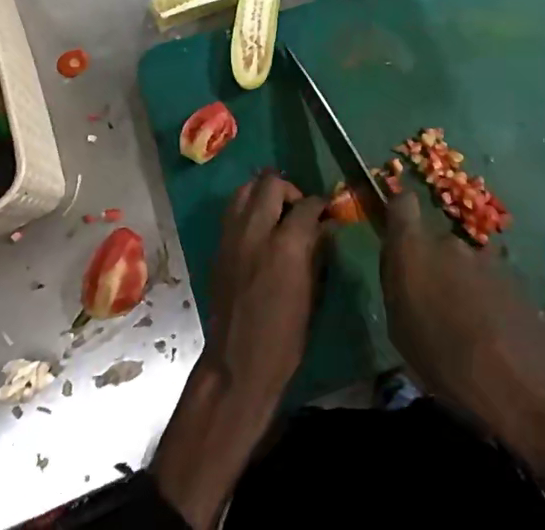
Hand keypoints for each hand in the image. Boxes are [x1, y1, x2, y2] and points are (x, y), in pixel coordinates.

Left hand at [205, 172, 328, 402]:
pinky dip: (246, 208)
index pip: (306, 206)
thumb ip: (317, 254)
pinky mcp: (218, 245)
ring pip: (244, 190)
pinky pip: (232, 211)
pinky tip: (258, 228)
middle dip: (289, 189)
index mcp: (286, 246)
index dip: (320, 204)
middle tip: (300, 208)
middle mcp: (255, 232)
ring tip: (277, 212)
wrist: (238, 359)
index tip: (326, 210)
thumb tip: (323, 229)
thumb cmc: (285, 337)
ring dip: (263, 193)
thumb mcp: (313, 296)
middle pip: (269, 185)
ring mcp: (231, 236)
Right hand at [380, 185, 544, 416]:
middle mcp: (450, 243)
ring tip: (463, 323)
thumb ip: (398, 287)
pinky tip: (489, 334)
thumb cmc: (446, 359)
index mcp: (413, 249)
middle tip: (430, 300)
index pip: (401, 204)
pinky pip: (489, 282)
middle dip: (431, 263)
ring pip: (464, 263)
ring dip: (460, 283)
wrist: (529, 386)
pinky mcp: (518, 282)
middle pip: (434, 240)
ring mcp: (488, 261)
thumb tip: (402, 271)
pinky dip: (485, 299)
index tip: (395, 233)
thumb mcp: (400, 329)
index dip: (398, 213)